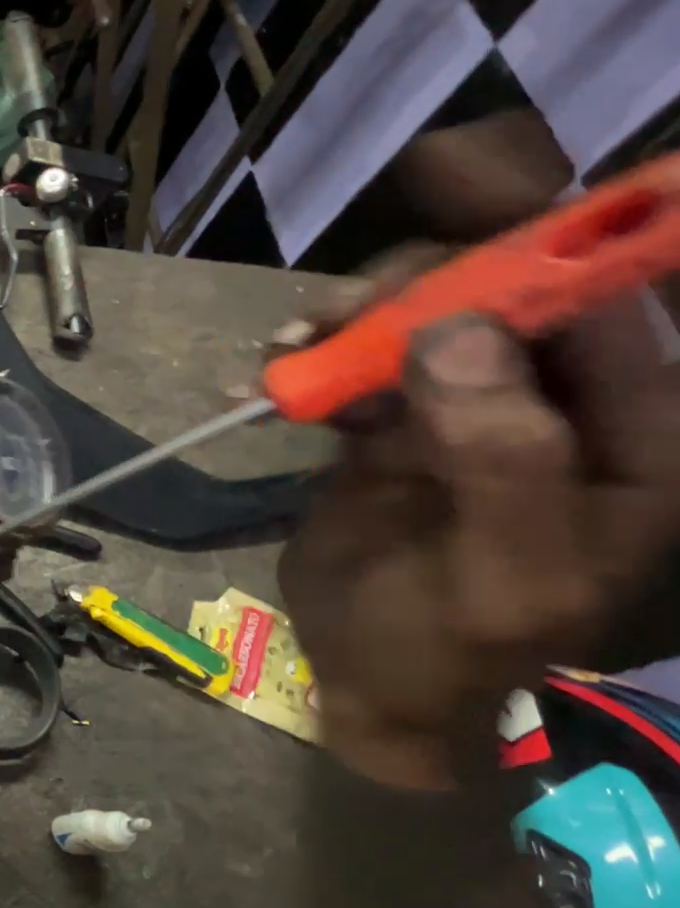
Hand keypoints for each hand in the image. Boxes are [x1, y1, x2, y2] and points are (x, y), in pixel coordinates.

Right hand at [277, 250, 679, 787]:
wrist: (368, 677)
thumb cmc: (448, 645)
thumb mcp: (502, 574)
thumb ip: (505, 457)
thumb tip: (459, 332)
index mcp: (634, 433)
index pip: (610, 304)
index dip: (537, 252)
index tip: (441, 230)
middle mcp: (560, 401)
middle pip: (503, 290)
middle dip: (416, 285)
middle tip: (332, 315)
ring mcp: (470, 404)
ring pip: (421, 313)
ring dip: (349, 316)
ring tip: (286, 348)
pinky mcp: (395, 417)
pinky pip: (360, 357)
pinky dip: (312, 354)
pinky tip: (273, 374)